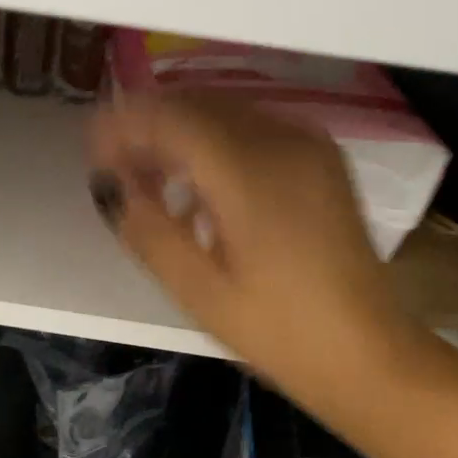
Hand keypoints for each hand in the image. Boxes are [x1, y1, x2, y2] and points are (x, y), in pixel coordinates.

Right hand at [87, 93, 422, 394]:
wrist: (363, 351)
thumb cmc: (276, 330)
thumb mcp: (198, 291)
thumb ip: (149, 231)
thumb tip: (112, 188)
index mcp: (249, 171)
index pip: (172, 117)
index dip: (125, 126)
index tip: (94, 154)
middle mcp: (283, 140)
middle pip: (200, 106)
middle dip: (151, 129)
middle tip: (117, 172)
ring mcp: (310, 147)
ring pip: (228, 115)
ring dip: (183, 137)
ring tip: (152, 184)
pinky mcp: (323, 163)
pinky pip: (256, 133)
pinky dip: (217, 147)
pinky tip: (201, 190)